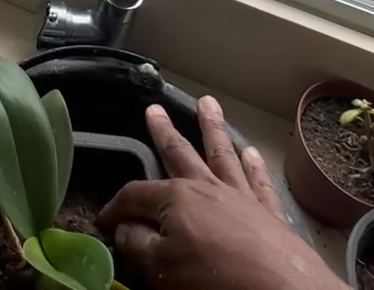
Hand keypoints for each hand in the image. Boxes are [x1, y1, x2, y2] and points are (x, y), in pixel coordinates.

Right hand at [99, 97, 341, 289]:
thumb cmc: (214, 281)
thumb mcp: (161, 270)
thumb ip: (138, 245)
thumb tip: (123, 227)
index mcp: (175, 198)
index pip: (135, 195)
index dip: (116, 208)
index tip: (103, 220)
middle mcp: (206, 187)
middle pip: (179, 152)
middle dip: (164, 132)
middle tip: (154, 108)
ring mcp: (240, 197)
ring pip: (221, 153)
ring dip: (213, 127)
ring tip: (208, 102)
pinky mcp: (270, 214)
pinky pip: (260, 182)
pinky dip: (255, 166)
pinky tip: (252, 152)